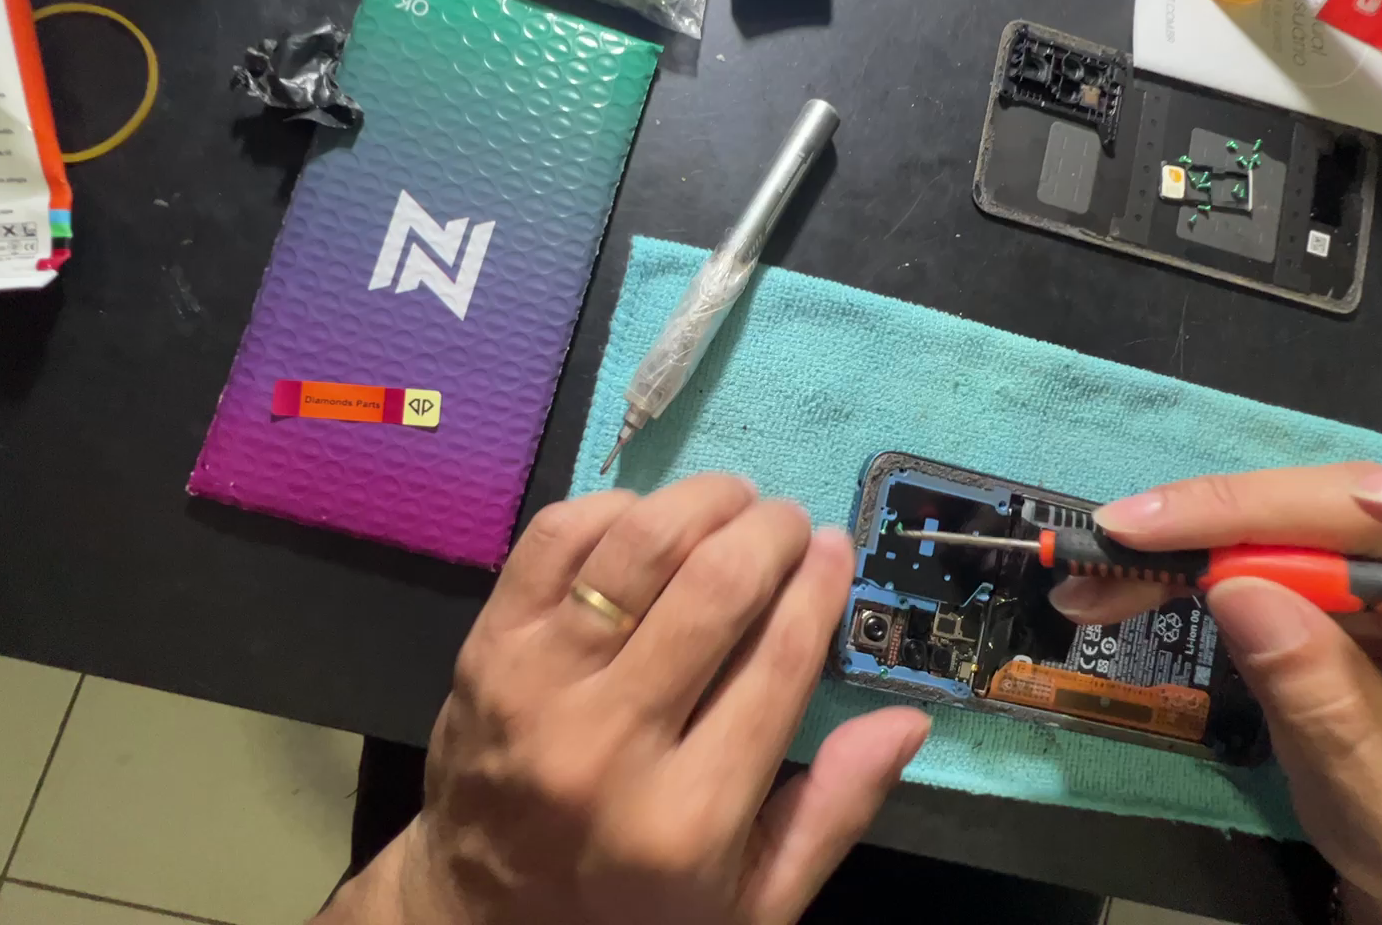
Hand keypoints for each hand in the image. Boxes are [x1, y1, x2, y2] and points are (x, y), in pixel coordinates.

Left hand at [318, 474, 930, 924]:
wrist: (474, 917)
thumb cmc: (629, 912)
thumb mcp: (750, 902)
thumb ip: (833, 810)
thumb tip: (907, 718)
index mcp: (689, 818)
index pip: (778, 661)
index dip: (818, 584)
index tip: (833, 545)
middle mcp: (610, 741)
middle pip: (714, 588)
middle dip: (768, 532)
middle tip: (786, 520)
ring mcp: (537, 684)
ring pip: (636, 546)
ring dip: (700, 501)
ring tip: (730, 498)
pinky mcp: (487, 646)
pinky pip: (556, 538)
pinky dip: (613, 506)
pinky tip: (646, 516)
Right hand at [1048, 458, 1381, 924]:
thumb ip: (1338, 722)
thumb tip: (1241, 592)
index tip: (1381, 500)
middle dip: (1262, 512)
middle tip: (1141, 528)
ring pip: (1314, 510)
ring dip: (1199, 527)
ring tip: (1108, 557)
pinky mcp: (1356, 568)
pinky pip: (1267, 538)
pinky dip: (1187, 553)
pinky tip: (1121, 575)